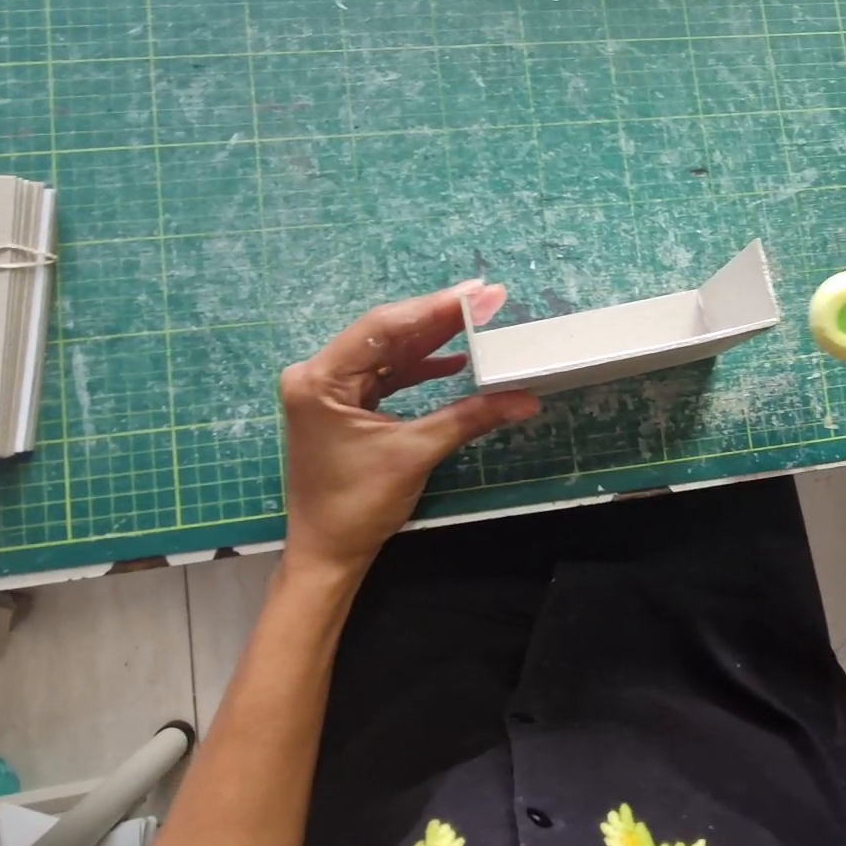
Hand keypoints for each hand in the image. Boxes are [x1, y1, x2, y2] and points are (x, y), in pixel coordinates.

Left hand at [279, 281, 540, 571]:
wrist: (328, 553)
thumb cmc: (358, 506)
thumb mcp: (416, 454)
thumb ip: (469, 418)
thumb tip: (526, 399)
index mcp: (321, 381)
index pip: (384, 328)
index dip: (434, 308)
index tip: (477, 292)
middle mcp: (319, 375)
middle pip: (387, 334)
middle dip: (439, 318)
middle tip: (487, 298)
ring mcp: (331, 390)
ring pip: (389, 352)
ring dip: (433, 339)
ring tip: (478, 320)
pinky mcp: (345, 405)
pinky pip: (387, 374)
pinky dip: (420, 367)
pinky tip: (454, 359)